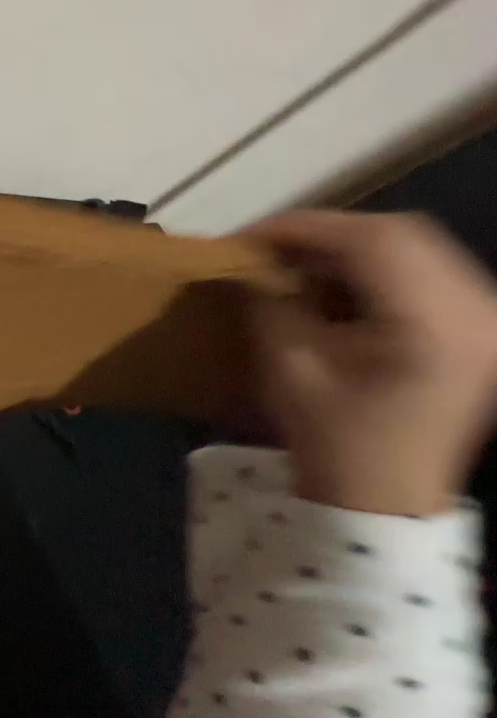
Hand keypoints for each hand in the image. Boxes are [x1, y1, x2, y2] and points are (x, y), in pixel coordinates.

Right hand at [244, 209, 496, 516]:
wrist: (384, 490)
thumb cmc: (329, 430)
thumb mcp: (286, 361)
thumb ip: (271, 299)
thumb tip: (254, 263)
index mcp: (432, 323)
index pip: (371, 241)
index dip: (302, 227)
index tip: (245, 237)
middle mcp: (476, 311)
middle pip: (400, 234)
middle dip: (324, 232)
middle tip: (266, 246)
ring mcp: (486, 319)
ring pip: (416, 247)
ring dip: (347, 247)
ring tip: (293, 262)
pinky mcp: (479, 328)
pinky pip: (427, 271)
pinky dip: (374, 266)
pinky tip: (334, 284)